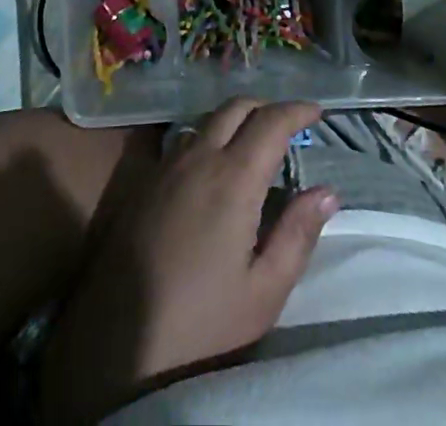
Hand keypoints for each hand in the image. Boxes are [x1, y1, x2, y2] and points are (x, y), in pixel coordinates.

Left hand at [41, 100, 337, 422]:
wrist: (119, 338)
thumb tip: (327, 191)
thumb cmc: (202, 319)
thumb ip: (298, 234)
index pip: (270, 122)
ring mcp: (165, 167)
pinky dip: (209, 137)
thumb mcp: (265, 289)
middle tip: (289, 126)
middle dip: (267, 106)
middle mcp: (197, 159)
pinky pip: (184, 141)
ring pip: (206, 120)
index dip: (297, 110)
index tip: (317, 112)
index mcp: (232, 179)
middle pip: (235, 107)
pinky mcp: (144, 182)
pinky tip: (215, 169)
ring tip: (255, 145)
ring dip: (236, 120)